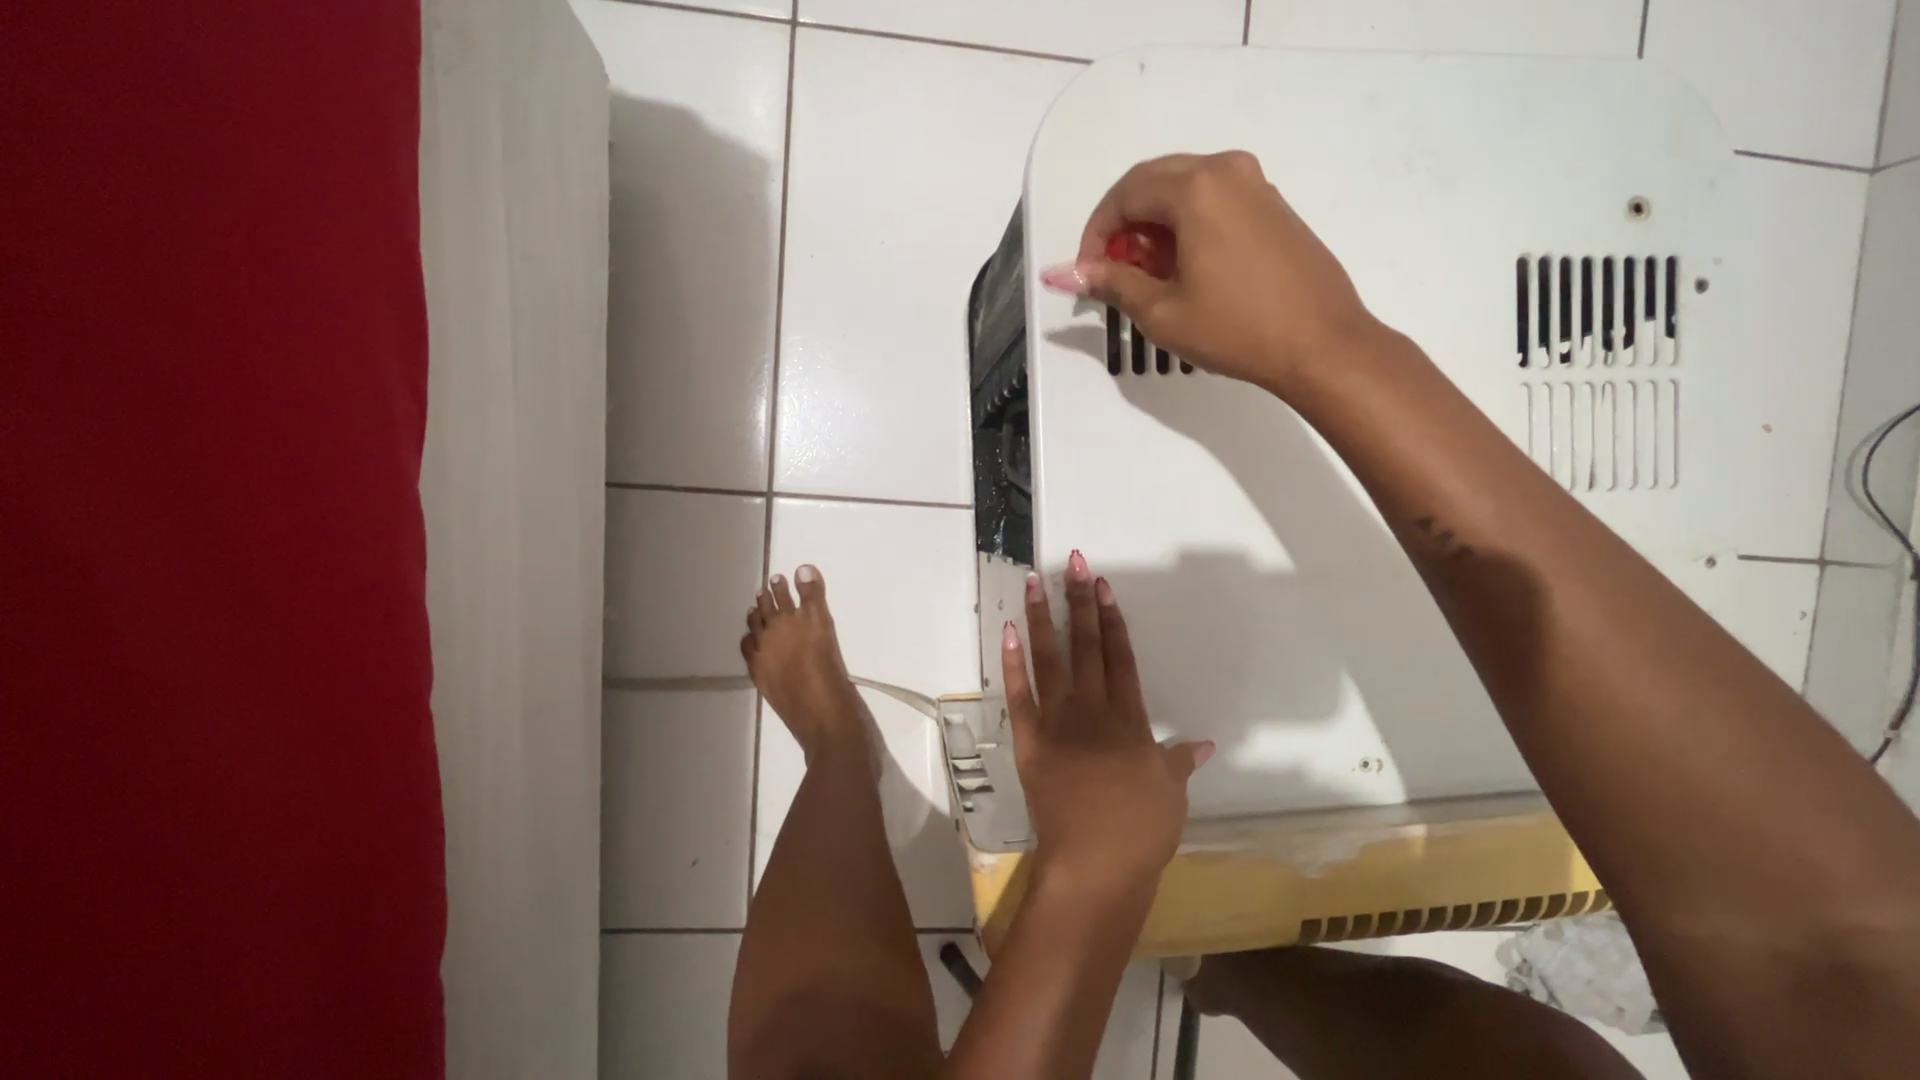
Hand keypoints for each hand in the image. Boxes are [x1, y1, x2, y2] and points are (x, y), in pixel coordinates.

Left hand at [1001, 551, 1213, 893]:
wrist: (1096, 864)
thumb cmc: (1141, 830)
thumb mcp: (1170, 792)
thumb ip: (1179, 761)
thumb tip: (1203, 743)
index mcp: (1129, 719)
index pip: (1120, 657)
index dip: (1111, 619)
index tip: (1102, 585)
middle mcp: (1093, 710)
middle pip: (1086, 646)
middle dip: (1079, 602)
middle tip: (1071, 564)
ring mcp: (1059, 723)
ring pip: (1050, 660)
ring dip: (1042, 620)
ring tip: (1034, 583)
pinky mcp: (1030, 741)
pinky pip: (1020, 696)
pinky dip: (1013, 664)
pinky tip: (1008, 633)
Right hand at [1043, 151, 1381, 394]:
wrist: (1321, 343)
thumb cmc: (1236, 329)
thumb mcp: (1162, 312)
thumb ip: (1113, 284)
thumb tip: (1070, 273)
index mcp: (1195, 188)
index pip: (1124, 194)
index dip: (1096, 234)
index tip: (1087, 273)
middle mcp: (1226, 170)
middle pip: (1153, 182)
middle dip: (1124, 225)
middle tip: (1112, 272)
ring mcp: (1256, 185)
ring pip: (1185, 190)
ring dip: (1155, 225)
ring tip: (1148, 275)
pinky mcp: (1274, 206)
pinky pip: (1215, 200)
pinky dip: (1188, 225)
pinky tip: (1185, 268)